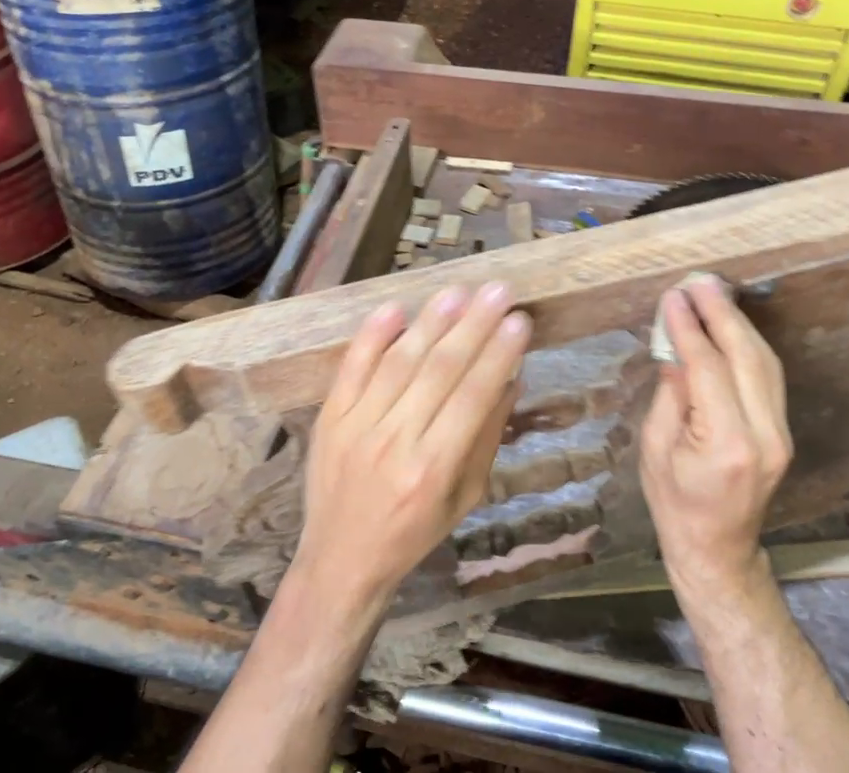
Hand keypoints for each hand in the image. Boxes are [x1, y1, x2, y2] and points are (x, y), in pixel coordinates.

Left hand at [294, 282, 532, 602]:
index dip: (498, 355)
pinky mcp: (329, 418)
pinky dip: (372, 335)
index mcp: (433, 469)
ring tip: (458, 291)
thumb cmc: (413, 533)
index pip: (473, 398)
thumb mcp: (465, 497)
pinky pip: (351, 368)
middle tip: (498, 290)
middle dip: (473, 325)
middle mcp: (394, 443)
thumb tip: (512, 378)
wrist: (341, 558)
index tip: (519, 321)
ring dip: (430, 322)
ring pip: (398, 362)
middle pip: (439, 371)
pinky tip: (396, 308)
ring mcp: (356, 426)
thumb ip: (486, 438)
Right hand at [640, 274, 793, 597]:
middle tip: (699, 281)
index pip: (708, 368)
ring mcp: (781, 433)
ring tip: (713, 293)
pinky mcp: (783, 431)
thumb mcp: (655, 450)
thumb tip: (675, 347)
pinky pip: (769, 377)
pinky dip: (749, 346)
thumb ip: (670, 396)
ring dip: (738, 324)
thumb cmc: (674, 504)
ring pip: (765, 363)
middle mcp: (764, 434)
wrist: (717, 548)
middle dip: (722, 314)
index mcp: (727, 444)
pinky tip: (731, 326)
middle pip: (746, 357)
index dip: (689, 328)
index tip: (673, 297)